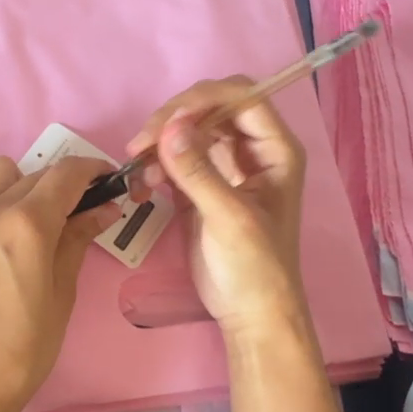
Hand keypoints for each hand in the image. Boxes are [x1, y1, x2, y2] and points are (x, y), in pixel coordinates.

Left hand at [0, 155, 120, 411]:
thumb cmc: (26, 347)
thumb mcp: (63, 292)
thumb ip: (78, 239)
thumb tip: (104, 208)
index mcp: (27, 224)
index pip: (66, 174)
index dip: (93, 170)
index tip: (109, 179)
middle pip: (36, 174)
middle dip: (64, 184)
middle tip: (83, 211)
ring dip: (22, 183)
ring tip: (34, 216)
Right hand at [128, 77, 309, 336]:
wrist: (249, 314)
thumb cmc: (255, 267)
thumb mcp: (229, 218)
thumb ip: (198, 171)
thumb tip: (169, 127)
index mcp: (274, 150)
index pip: (242, 97)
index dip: (204, 100)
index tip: (168, 123)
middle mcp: (251, 150)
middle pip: (209, 108)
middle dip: (174, 119)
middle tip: (141, 143)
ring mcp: (223, 168)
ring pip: (187, 132)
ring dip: (159, 143)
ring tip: (138, 170)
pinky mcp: (199, 187)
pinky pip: (173, 160)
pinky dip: (155, 166)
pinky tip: (141, 185)